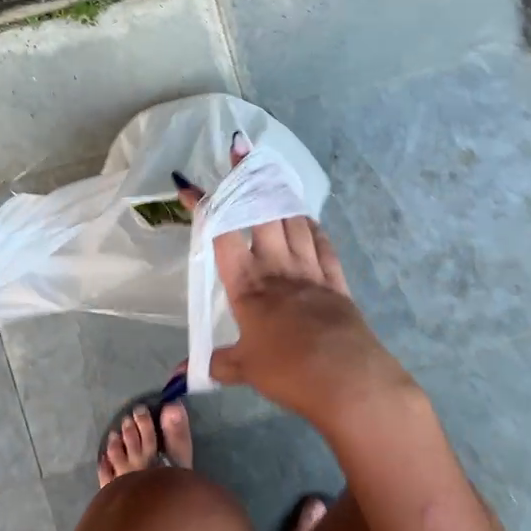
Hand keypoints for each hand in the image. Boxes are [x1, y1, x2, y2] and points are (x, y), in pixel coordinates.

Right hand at [179, 148, 414, 434]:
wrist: (346, 377)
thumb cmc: (287, 370)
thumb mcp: (244, 369)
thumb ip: (217, 364)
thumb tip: (183, 374)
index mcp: (247, 284)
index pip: (221, 236)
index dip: (206, 208)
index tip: (190, 185)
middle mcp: (277, 267)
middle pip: (262, 214)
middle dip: (250, 180)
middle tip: (241, 153)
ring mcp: (310, 270)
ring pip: (294, 222)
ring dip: (282, 199)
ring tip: (273, 180)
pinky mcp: (336, 281)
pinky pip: (323, 245)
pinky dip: (314, 229)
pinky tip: (309, 221)